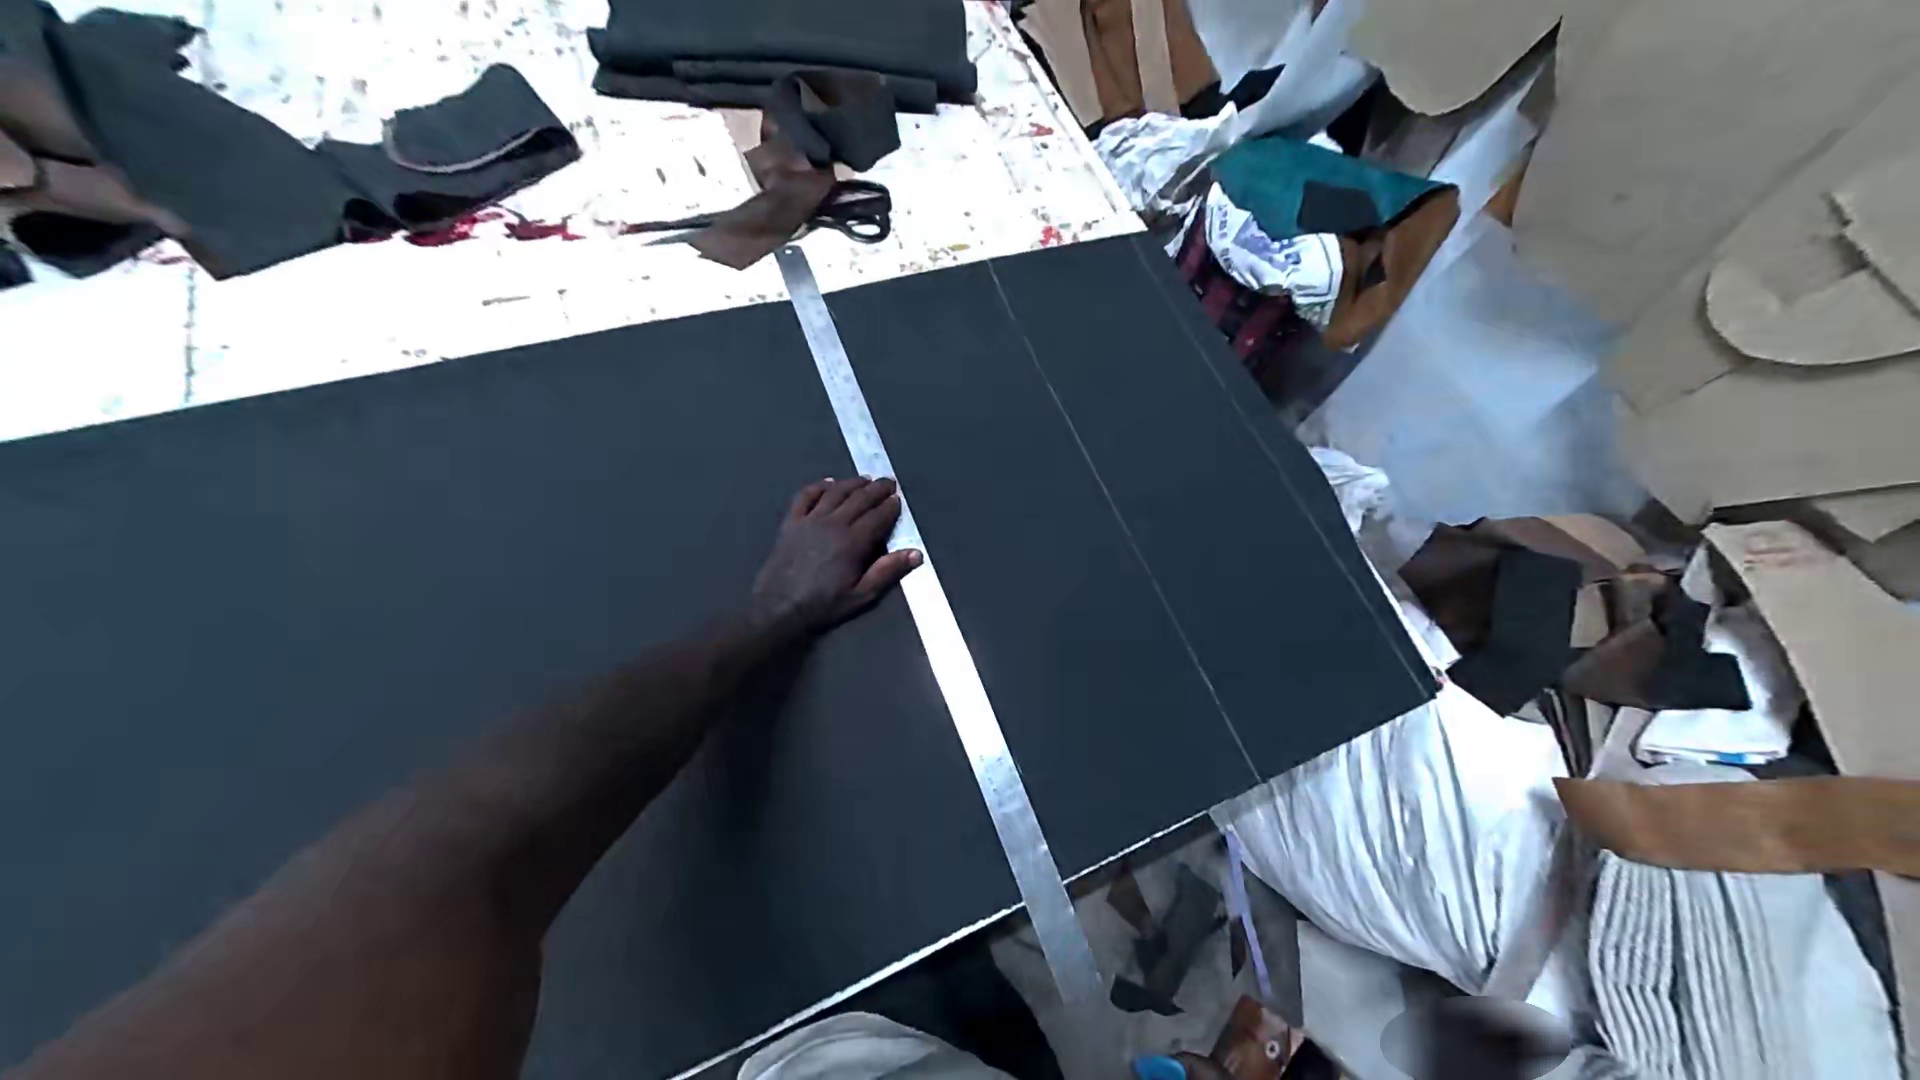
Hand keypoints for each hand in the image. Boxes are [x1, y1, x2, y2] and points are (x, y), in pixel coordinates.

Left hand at [752, 476, 922, 633]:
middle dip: (877, 489)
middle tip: (888, 482)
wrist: (779, 607)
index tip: (898, 499)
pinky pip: (805, 495)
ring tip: (865, 479)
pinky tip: (829, 483)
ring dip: (852, 483)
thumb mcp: (862, 594)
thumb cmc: (824, 604)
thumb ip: (888, 571)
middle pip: (859, 499)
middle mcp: (833, 524)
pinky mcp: (791, 522)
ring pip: (835, 492)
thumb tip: (916, 553)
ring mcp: (810, 520)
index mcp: (853, 541)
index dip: (890, 506)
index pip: (878, 516)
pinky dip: (818, 486)